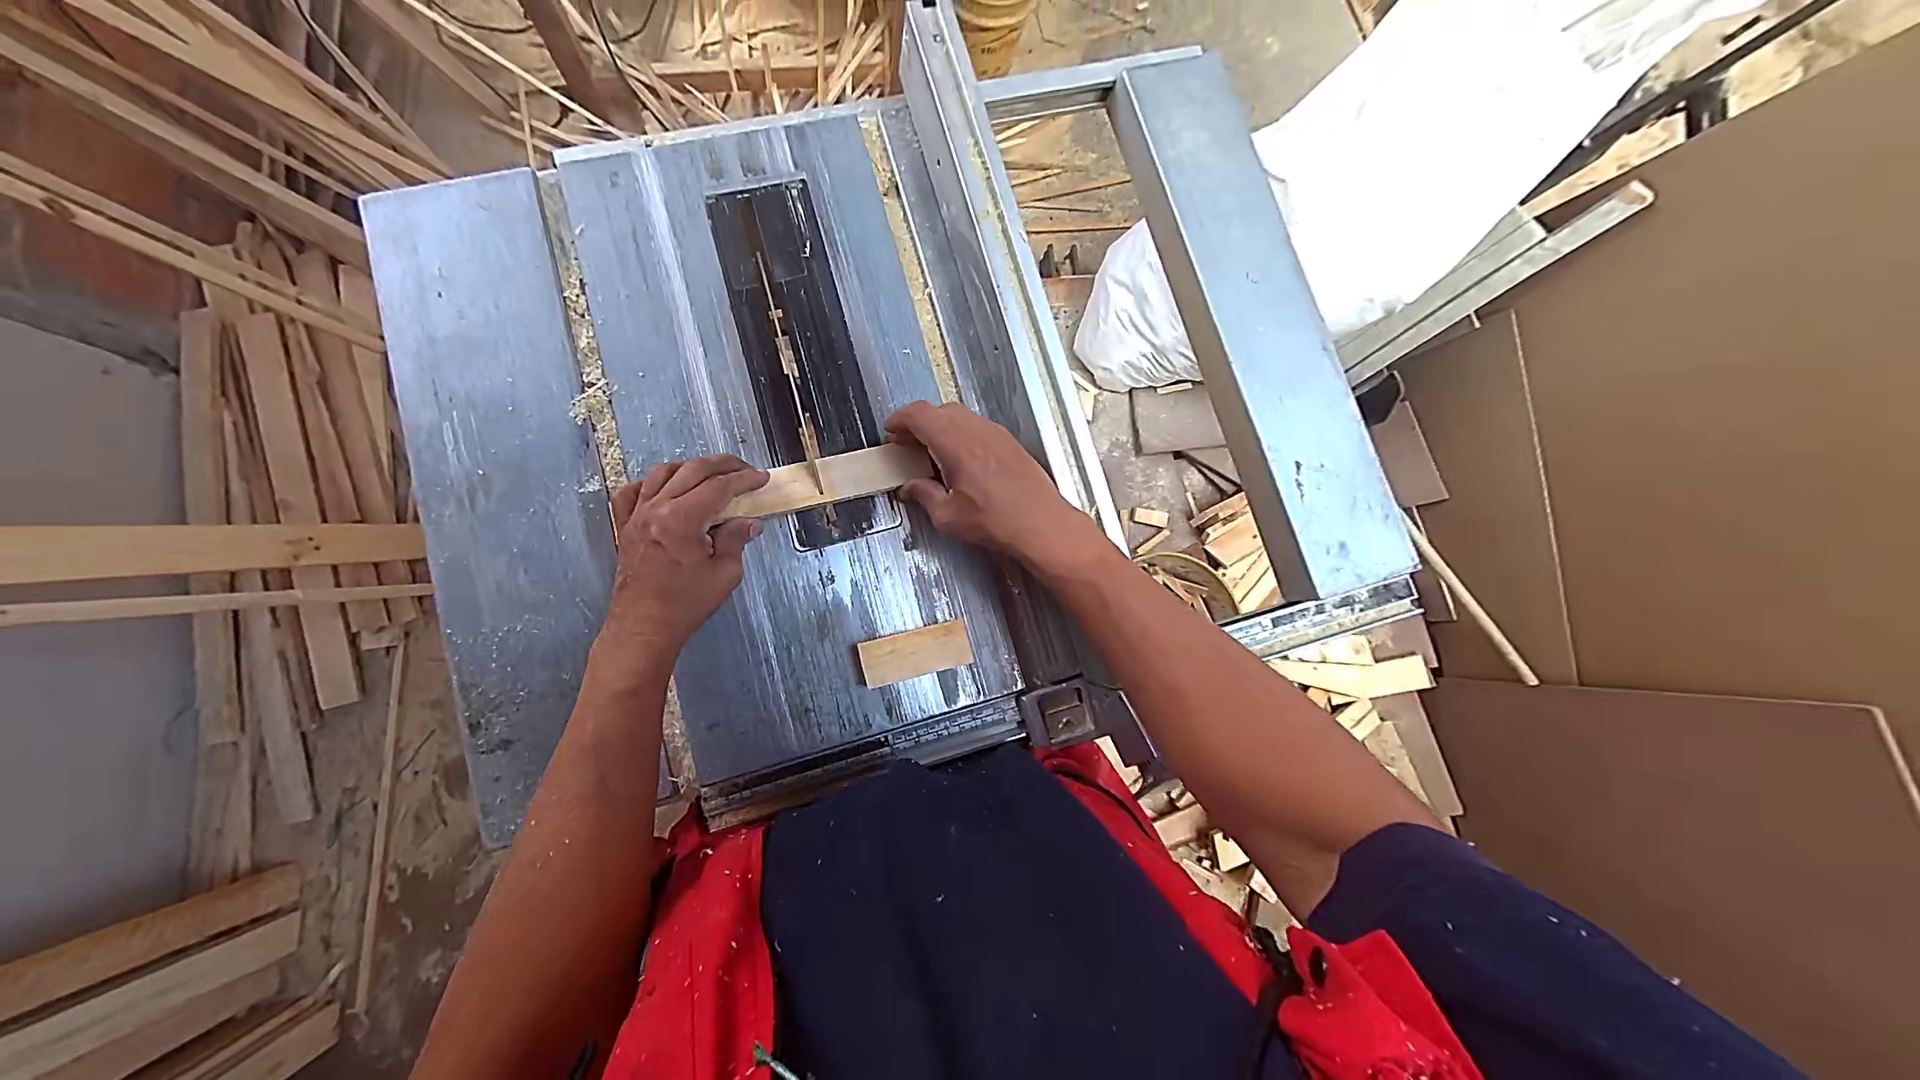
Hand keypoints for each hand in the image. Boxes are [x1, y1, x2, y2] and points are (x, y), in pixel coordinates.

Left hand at [599, 455, 768, 656]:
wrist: (644, 627)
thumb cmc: (684, 605)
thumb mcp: (724, 573)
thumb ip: (736, 540)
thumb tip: (748, 523)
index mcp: (682, 519)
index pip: (719, 486)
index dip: (745, 479)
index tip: (761, 478)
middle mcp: (656, 509)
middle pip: (693, 470)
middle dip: (723, 465)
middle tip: (744, 470)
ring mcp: (637, 515)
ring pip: (664, 473)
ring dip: (691, 468)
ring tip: (711, 475)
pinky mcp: (626, 526)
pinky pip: (633, 491)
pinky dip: (652, 483)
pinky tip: (666, 488)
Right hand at [884, 401, 1105, 572]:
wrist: (1042, 525)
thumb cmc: (1001, 521)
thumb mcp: (948, 516)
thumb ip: (924, 495)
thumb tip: (913, 488)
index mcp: (956, 443)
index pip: (919, 414)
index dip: (899, 419)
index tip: (892, 430)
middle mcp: (977, 431)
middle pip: (938, 411)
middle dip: (918, 424)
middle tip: (906, 444)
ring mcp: (996, 434)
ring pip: (960, 417)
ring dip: (940, 429)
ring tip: (930, 454)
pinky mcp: (1009, 443)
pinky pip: (977, 428)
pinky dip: (960, 436)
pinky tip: (958, 461)